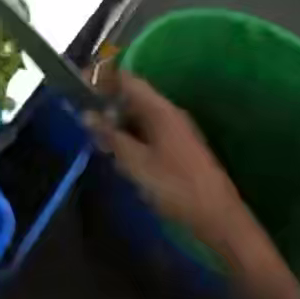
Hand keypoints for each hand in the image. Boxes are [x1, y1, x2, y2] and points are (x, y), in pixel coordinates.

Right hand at [85, 63, 256, 255]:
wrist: (220, 219)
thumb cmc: (176, 186)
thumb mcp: (135, 163)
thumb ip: (110, 136)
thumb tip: (87, 114)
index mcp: (159, 109)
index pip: (126, 79)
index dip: (101, 79)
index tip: (78, 89)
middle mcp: (169, 113)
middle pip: (132, 96)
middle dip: (106, 105)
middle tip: (83, 120)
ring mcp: (177, 130)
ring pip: (139, 116)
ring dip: (118, 123)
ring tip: (97, 139)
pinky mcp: (179, 148)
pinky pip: (148, 131)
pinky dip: (131, 137)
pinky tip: (120, 156)